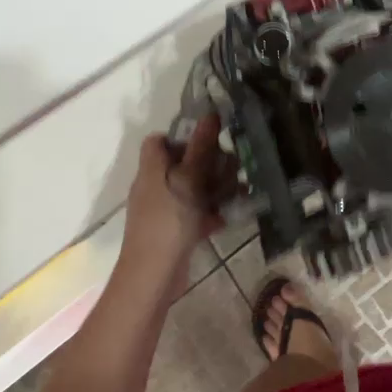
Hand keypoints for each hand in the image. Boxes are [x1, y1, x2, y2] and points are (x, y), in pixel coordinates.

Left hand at [120, 114, 227, 281]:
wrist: (152, 277)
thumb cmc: (168, 221)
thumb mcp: (188, 180)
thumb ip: (200, 148)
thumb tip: (209, 114)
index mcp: (152, 168)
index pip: (160, 141)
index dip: (183, 138)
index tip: (208, 143)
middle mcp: (155, 184)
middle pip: (184, 163)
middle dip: (210, 164)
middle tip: (232, 171)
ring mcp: (164, 208)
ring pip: (193, 188)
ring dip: (216, 188)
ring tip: (238, 193)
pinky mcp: (174, 230)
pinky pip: (195, 212)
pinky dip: (210, 211)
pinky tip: (228, 215)